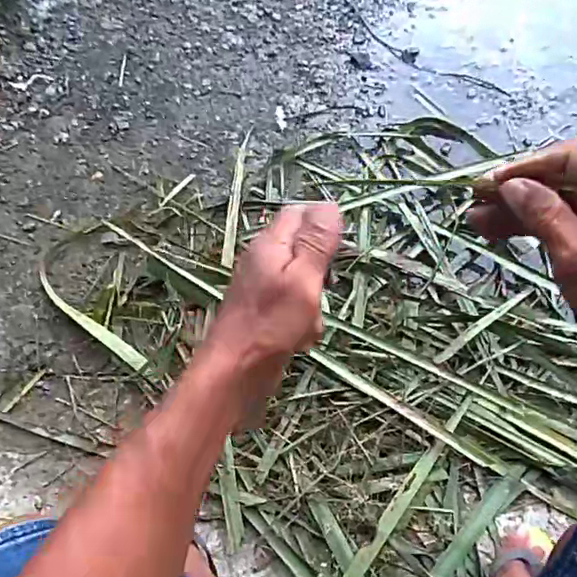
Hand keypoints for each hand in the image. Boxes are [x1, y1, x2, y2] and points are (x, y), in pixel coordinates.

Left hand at [202, 202, 342, 422]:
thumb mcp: (303, 279)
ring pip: (303, 282)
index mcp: (269, 244)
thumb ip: (316, 242)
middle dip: (323, 271)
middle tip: (327, 289)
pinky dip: (303, 321)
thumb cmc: (271, 325)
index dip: (324, 226)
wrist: (236, 372)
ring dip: (315, 301)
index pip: (300, 213)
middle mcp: (262, 261)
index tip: (340, 251)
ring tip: (309, 320)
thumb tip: (330, 205)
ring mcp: (261, 288)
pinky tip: (300, 338)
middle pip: (304, 249)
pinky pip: (294, 307)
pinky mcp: (264, 313)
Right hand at [468, 140, 576, 338]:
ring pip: (564, 198)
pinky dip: (545, 222)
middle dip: (518, 192)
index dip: (521, 170)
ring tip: (482, 223)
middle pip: (563, 176)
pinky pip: (575, 214)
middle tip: (477, 207)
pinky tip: (512, 231)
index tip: (486, 186)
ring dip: (525, 210)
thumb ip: (542, 213)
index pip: (565, 158)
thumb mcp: (573, 251)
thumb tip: (512, 185)